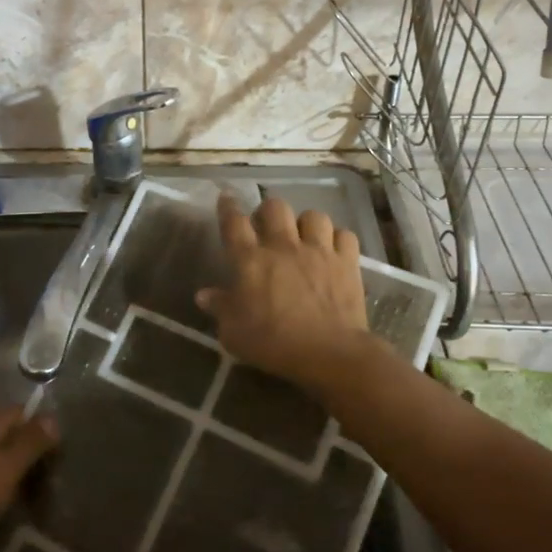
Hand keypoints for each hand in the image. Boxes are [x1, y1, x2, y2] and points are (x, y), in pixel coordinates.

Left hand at [0, 406, 59, 546]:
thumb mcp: (10, 466)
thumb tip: (53, 418)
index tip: (56, 454)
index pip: (21, 411)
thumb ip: (32, 441)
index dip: (42, 429)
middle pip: (9, 431)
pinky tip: (8, 497)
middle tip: (47, 475)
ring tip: (31, 490)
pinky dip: (0, 478)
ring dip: (16, 467)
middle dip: (30, 450)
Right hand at [195, 195, 371, 391]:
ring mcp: (319, 251)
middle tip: (266, 227)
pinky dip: (337, 239)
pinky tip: (332, 251)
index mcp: (251, 260)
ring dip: (305, 223)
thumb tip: (204, 295)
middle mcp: (284, 246)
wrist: (328, 353)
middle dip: (268, 211)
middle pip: (274, 207)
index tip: (226, 198)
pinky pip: (344, 235)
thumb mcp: (234, 332)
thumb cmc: (273, 343)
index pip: (234, 222)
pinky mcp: (347, 262)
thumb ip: (220, 308)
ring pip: (313, 215)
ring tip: (302, 237)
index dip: (228, 207)